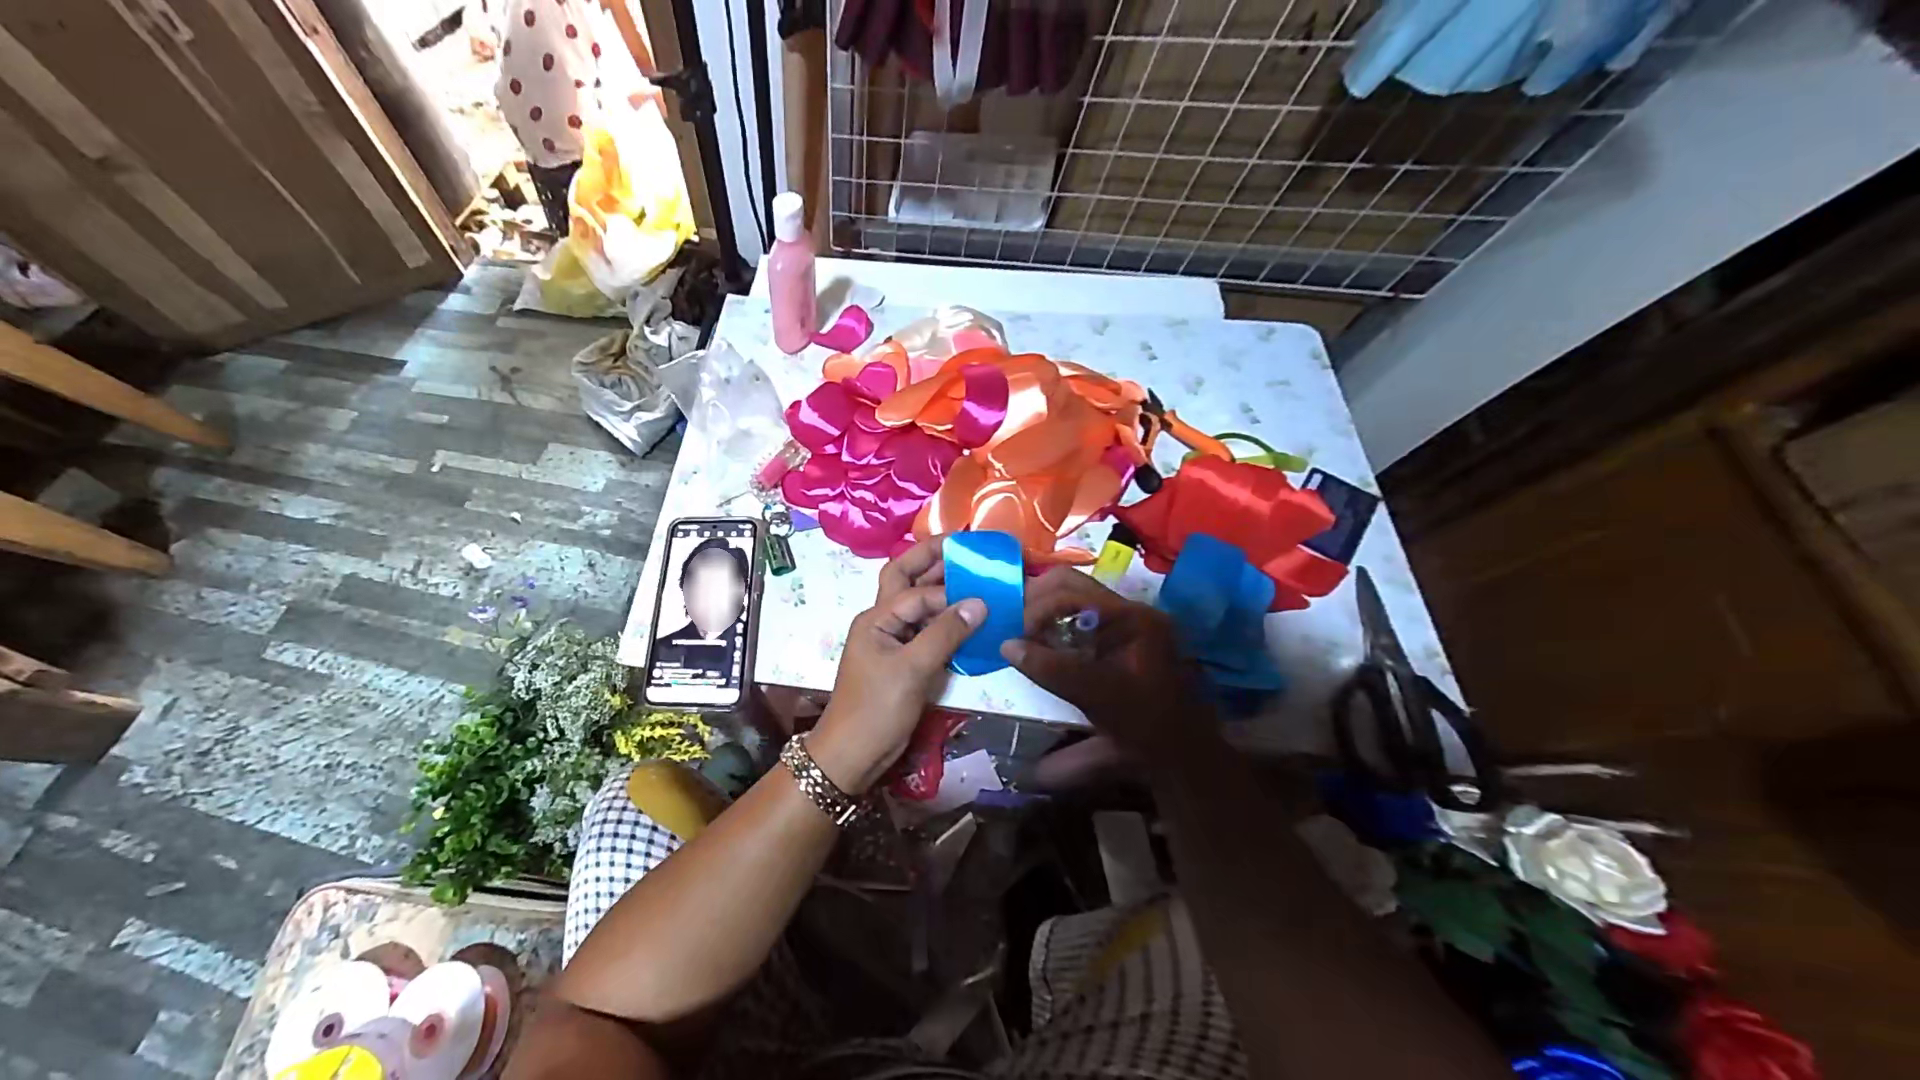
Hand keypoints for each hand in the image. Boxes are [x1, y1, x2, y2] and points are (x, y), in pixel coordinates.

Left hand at [809, 538, 983, 792]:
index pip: (918, 593)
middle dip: (931, 558)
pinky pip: (926, 627)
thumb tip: (980, 602)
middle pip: (905, 578)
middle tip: (964, 543)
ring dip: (940, 585)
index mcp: (876, 618)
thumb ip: (946, 633)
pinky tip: (968, 615)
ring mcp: (893, 640)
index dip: (950, 591)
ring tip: (972, 572)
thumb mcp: (912, 669)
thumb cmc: (877, 709)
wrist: (854, 754)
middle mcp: (882, 620)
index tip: (984, 590)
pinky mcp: (904, 659)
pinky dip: (945, 617)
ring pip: (916, 601)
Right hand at [999, 567, 1208, 758]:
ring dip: (1045, 615)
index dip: (1036, 607)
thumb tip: (1007, 645)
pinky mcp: (1120, 642)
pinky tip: (1042, 649)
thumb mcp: (1098, 696)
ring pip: (1074, 602)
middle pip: (1072, 587)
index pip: (1072, 591)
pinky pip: (1080, 622)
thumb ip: (1053, 669)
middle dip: (1037, 602)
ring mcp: (1127, 625)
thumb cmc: (1147, 725)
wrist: (1186, 756)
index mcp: (1132, 616)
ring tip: (1022, 638)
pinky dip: (1056, 630)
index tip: (1014, 633)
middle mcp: (1130, 611)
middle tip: (1011, 626)